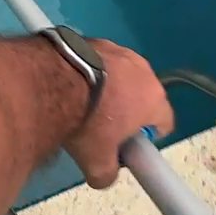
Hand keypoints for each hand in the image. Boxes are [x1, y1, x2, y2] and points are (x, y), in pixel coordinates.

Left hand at [61, 40, 173, 188]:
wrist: (52, 79)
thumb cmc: (86, 121)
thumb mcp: (96, 160)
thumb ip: (107, 173)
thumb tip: (103, 177)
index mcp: (153, 98)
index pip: (164, 121)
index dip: (148, 136)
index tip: (129, 144)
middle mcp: (141, 68)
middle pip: (141, 94)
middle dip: (126, 109)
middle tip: (103, 125)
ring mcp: (115, 48)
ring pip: (118, 73)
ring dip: (106, 86)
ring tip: (80, 100)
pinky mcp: (89, 37)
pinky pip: (95, 59)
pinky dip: (86, 69)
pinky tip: (67, 81)